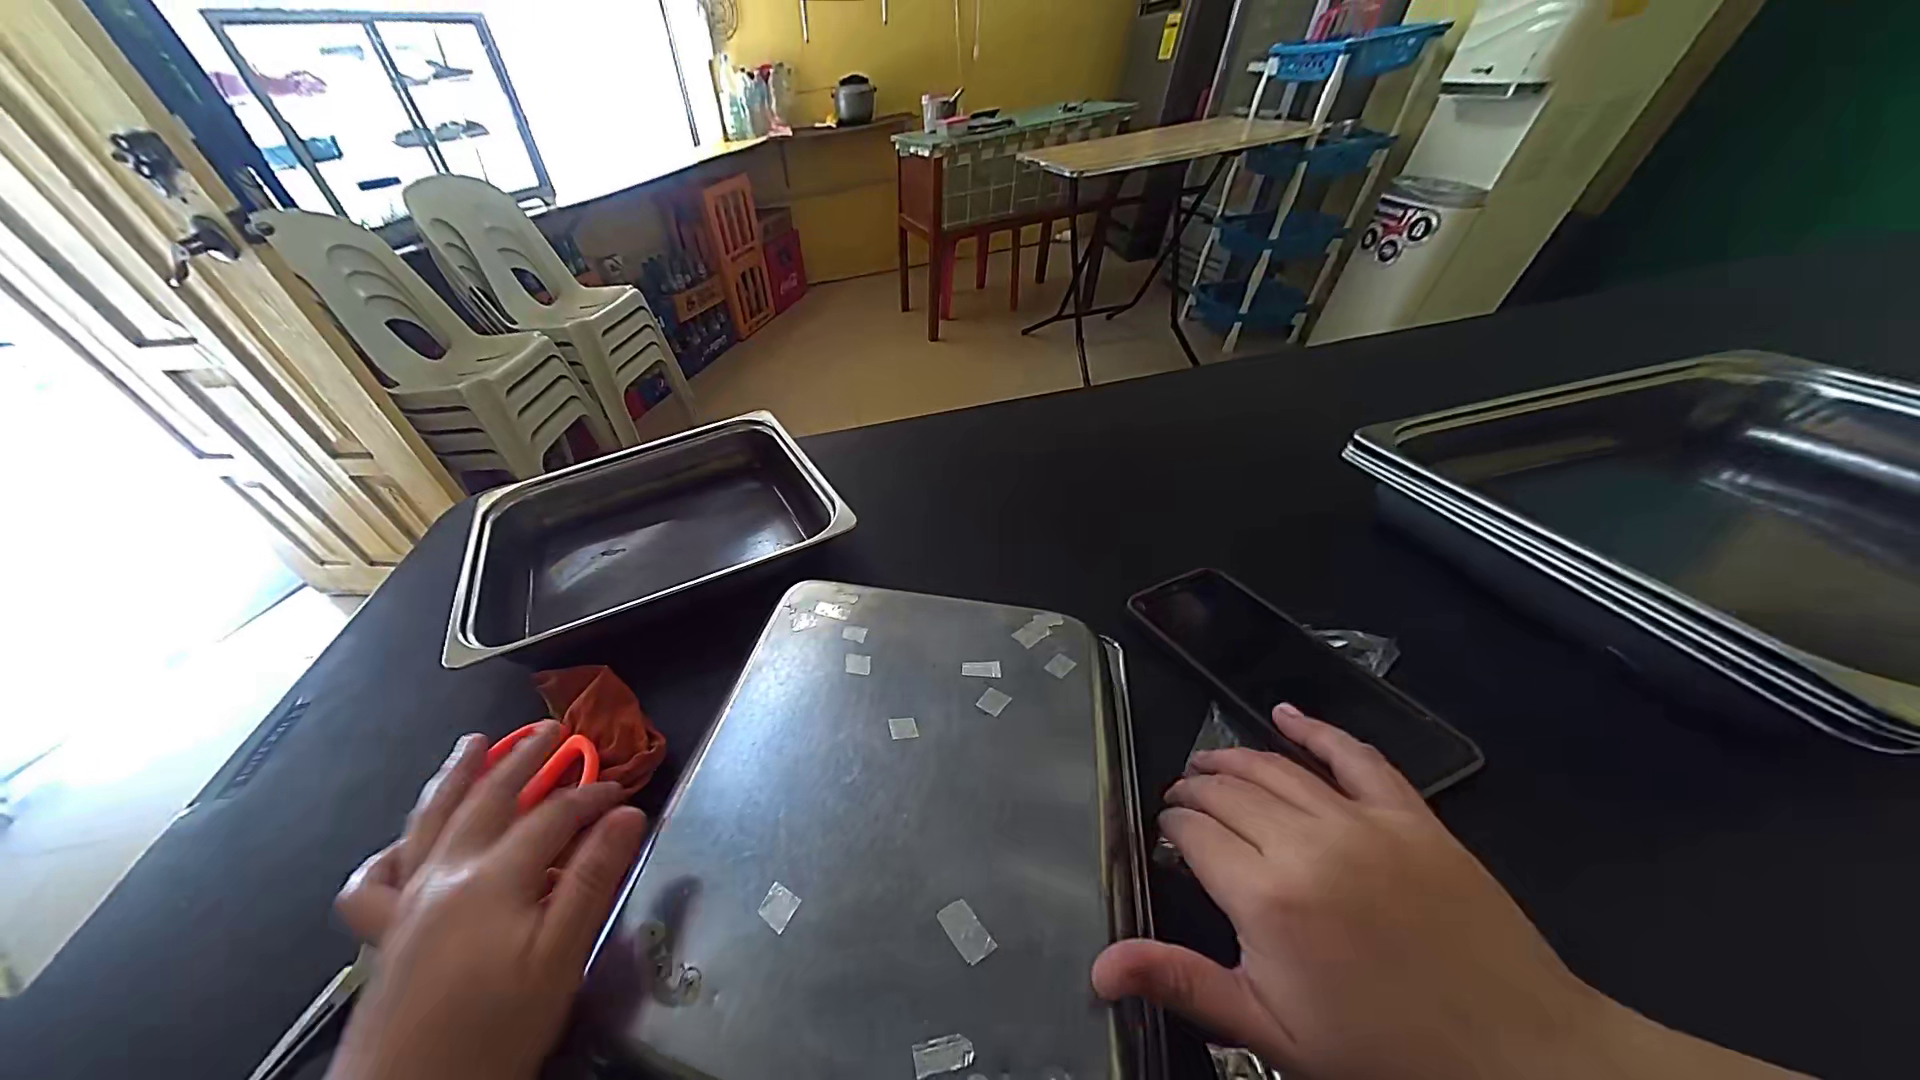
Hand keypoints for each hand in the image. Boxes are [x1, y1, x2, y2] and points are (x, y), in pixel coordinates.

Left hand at [327, 722, 648, 1079]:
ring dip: (458, 776)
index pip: (554, 815)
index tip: (624, 793)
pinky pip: (376, 880)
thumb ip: (593, 878)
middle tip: (554, 729)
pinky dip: (393, 849)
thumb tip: (627, 815)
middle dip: (528, 758)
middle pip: (492, 799)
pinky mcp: (384, 933)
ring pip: (432, 821)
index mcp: (494, 878)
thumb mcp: (561, 956)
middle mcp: (447, 875)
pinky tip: (409, 838)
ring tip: (475, 743)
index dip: (593, 797)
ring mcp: (409, 901)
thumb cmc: (497, 1030)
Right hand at [1093, 705, 1807, 1079]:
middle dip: (1193, 788)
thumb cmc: (1381, 1052)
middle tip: (1180, 799)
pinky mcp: (1409, 814)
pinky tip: (1285, 712)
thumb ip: (1181, 983)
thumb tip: (1099, 967)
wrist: (1521, 1060)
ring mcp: (1359, 820)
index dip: (1171, 826)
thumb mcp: (1270, 1033)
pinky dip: (1316, 728)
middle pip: (1226, 790)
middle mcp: (1303, 841)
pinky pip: (1354, 755)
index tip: (1166, 833)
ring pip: (1273, 766)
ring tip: (1208, 763)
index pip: (1192, 831)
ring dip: (1231, 758)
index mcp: (1264, 895)